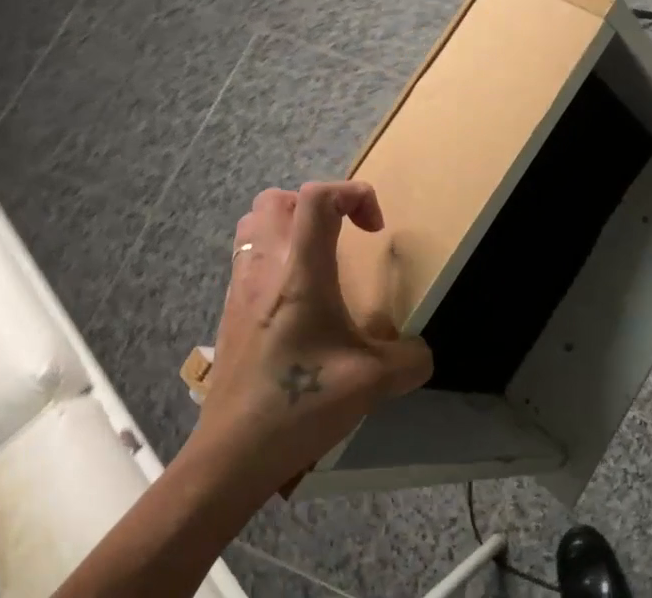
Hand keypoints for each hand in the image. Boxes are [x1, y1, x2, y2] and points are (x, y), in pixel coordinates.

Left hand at [186, 182, 432, 495]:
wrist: (230, 457)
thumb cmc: (299, 406)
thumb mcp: (373, 383)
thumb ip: (411, 359)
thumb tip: (422, 352)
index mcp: (300, 273)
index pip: (317, 198)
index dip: (354, 194)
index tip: (377, 229)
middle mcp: (265, 269)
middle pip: (276, 199)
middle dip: (318, 204)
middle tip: (346, 236)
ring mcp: (240, 290)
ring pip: (253, 225)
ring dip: (291, 226)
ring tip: (322, 260)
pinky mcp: (229, 313)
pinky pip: (248, 257)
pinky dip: (275, 257)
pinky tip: (299, 300)